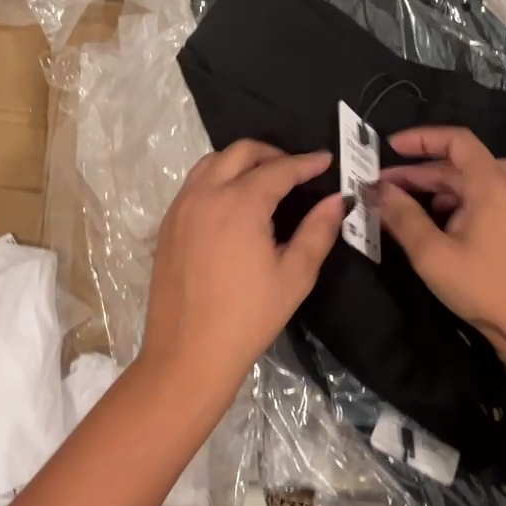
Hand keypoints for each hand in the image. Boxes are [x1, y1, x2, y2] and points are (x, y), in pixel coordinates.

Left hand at [141, 140, 342, 386]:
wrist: (188, 353)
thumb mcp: (295, 276)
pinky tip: (233, 202)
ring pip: (211, 162)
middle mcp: (206, 194)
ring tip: (265, 180)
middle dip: (272, 153)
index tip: (326, 160)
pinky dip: (217, 178)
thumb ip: (318, 231)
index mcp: (239, 203)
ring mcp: (181, 207)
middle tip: (296, 170)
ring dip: (241, 161)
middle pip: (240, 152)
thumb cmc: (248, 317)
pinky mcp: (167, 224)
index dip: (306, 163)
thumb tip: (338, 200)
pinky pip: (194, 184)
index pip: (279, 169)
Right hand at [374, 126, 505, 363]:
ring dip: (439, 189)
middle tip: (386, 187)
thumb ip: (403, 218)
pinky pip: (489, 202)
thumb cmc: (485, 288)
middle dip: (421, 172)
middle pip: (462, 164)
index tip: (391, 147)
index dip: (422, 138)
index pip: (457, 140)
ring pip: (475, 184)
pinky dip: (460, 204)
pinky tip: (442, 228)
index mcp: (491, 184)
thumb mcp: (433, 255)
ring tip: (408, 208)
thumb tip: (377, 191)